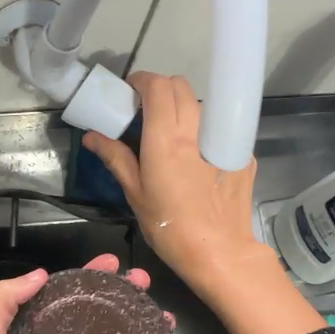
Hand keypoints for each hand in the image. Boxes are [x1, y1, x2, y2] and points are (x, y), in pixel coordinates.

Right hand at [81, 73, 279, 298]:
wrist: (219, 252)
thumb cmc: (169, 227)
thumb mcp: (135, 194)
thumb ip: (115, 158)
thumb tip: (92, 136)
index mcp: (166, 141)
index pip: (158, 87)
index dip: (142, 81)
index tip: (131, 90)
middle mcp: (196, 132)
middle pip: (182, 87)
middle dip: (162, 89)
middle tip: (146, 109)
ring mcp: (223, 140)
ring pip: (202, 106)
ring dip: (184, 109)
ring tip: (172, 134)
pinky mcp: (241, 154)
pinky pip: (220, 130)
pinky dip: (204, 134)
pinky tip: (198, 160)